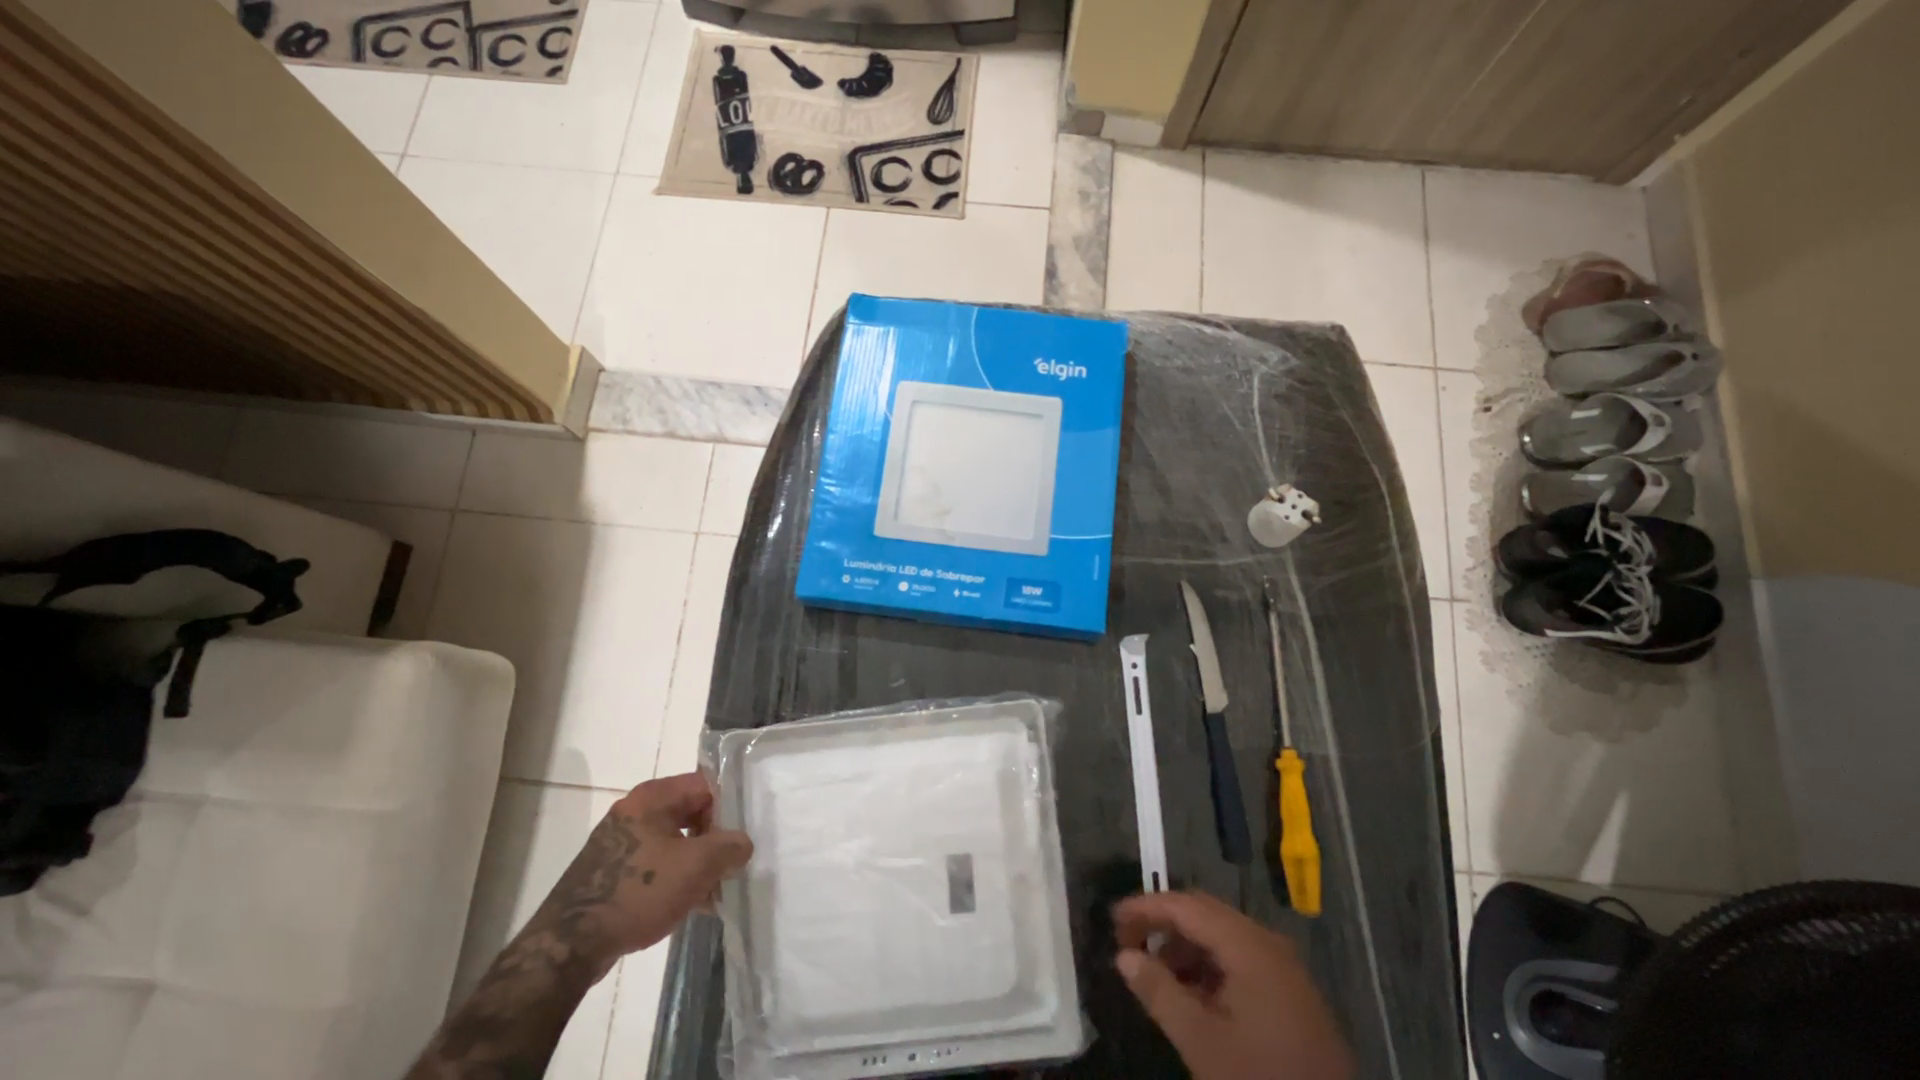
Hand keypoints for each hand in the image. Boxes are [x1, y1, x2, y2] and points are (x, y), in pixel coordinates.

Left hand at [524, 772, 753, 975]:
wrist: (572, 942)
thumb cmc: (639, 891)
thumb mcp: (697, 866)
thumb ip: (729, 847)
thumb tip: (741, 844)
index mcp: (652, 798)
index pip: (704, 785)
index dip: (729, 808)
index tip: (744, 835)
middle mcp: (634, 812)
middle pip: (690, 814)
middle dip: (715, 840)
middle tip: (732, 867)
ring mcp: (620, 843)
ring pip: (674, 843)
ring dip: (698, 864)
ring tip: (715, 893)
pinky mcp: (612, 872)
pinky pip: (656, 865)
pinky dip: (676, 879)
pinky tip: (691, 905)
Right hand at [1114, 891, 1353, 1079]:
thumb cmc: (1258, 1074)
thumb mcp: (1199, 1038)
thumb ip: (1158, 992)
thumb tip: (1124, 956)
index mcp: (1248, 946)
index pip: (1187, 907)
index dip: (1146, 907)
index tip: (1112, 920)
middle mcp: (1268, 943)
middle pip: (1206, 914)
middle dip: (1164, 923)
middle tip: (1127, 943)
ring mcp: (1283, 966)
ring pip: (1223, 937)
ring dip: (1185, 947)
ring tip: (1155, 976)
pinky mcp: (1289, 990)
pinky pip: (1241, 959)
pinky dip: (1209, 966)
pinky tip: (1191, 995)